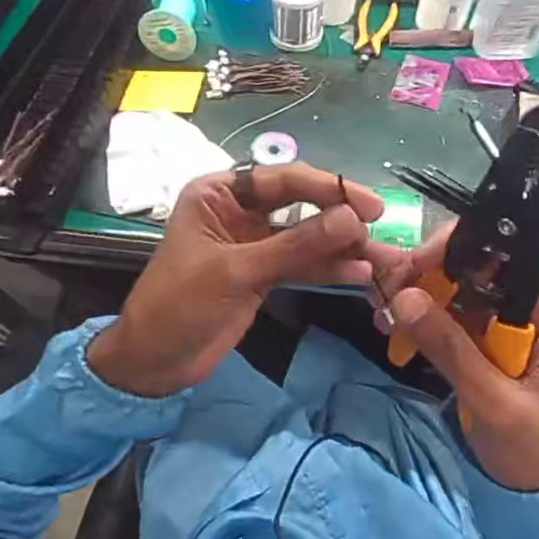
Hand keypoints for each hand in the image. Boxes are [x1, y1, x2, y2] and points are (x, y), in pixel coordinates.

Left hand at [88, 164, 383, 397]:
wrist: (154, 360)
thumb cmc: (180, 303)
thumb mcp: (236, 271)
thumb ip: (294, 246)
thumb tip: (352, 221)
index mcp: (218, 195)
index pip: (280, 179)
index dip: (326, 188)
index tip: (367, 205)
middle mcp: (237, 212)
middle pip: (299, 205)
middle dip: (338, 218)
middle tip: (378, 229)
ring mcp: (252, 245)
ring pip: (305, 238)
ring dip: (341, 248)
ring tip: (384, 259)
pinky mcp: (262, 275)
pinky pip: (301, 265)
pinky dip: (327, 269)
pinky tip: (359, 273)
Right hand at [368, 223, 538, 491]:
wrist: (538, 488)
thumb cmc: (533, 448)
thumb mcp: (492, 402)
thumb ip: (451, 349)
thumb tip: (405, 298)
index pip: (505, 256)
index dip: (457, 252)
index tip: (412, 272)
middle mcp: (528, 305)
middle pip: (472, 264)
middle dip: (426, 275)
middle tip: (388, 298)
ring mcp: (501, 319)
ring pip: (452, 284)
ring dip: (415, 295)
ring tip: (386, 319)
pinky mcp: (480, 335)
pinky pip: (444, 309)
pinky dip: (416, 315)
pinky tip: (394, 330)